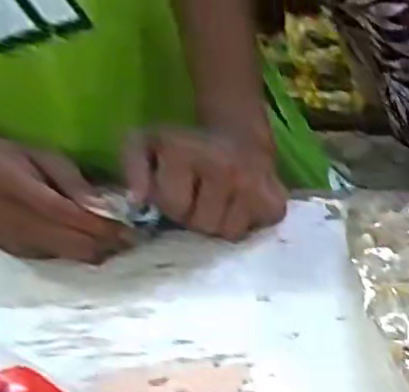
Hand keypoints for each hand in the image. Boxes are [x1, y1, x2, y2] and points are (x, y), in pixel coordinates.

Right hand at [0, 138, 131, 262]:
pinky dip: (80, 252)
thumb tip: (108, 211)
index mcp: (5, 181)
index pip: (66, 215)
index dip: (104, 226)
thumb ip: (77, 184)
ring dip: (98, 250)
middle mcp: (2, 214)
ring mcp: (8, 237)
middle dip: (107, 242)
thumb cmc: (12, 158)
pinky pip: (62, 259)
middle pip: (74, 241)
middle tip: (127, 236)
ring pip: (73, 255)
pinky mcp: (15, 251)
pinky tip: (84, 239)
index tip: (132, 229)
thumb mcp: (45, 156)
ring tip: (109, 238)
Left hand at [120, 127, 285, 240]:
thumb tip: (138, 204)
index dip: (170, 207)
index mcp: (186, 154)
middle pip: (204, 225)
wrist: (240, 140)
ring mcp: (255, 191)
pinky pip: (253, 233)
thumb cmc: (187, 146)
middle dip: (196, 220)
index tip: (174, 198)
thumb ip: (132, 170)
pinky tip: (239, 210)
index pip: (174, 206)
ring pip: (229, 234)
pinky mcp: (276, 206)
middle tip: (196, 206)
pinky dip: (243, 226)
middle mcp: (225, 172)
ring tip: (216, 210)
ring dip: (219, 226)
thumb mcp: (146, 143)